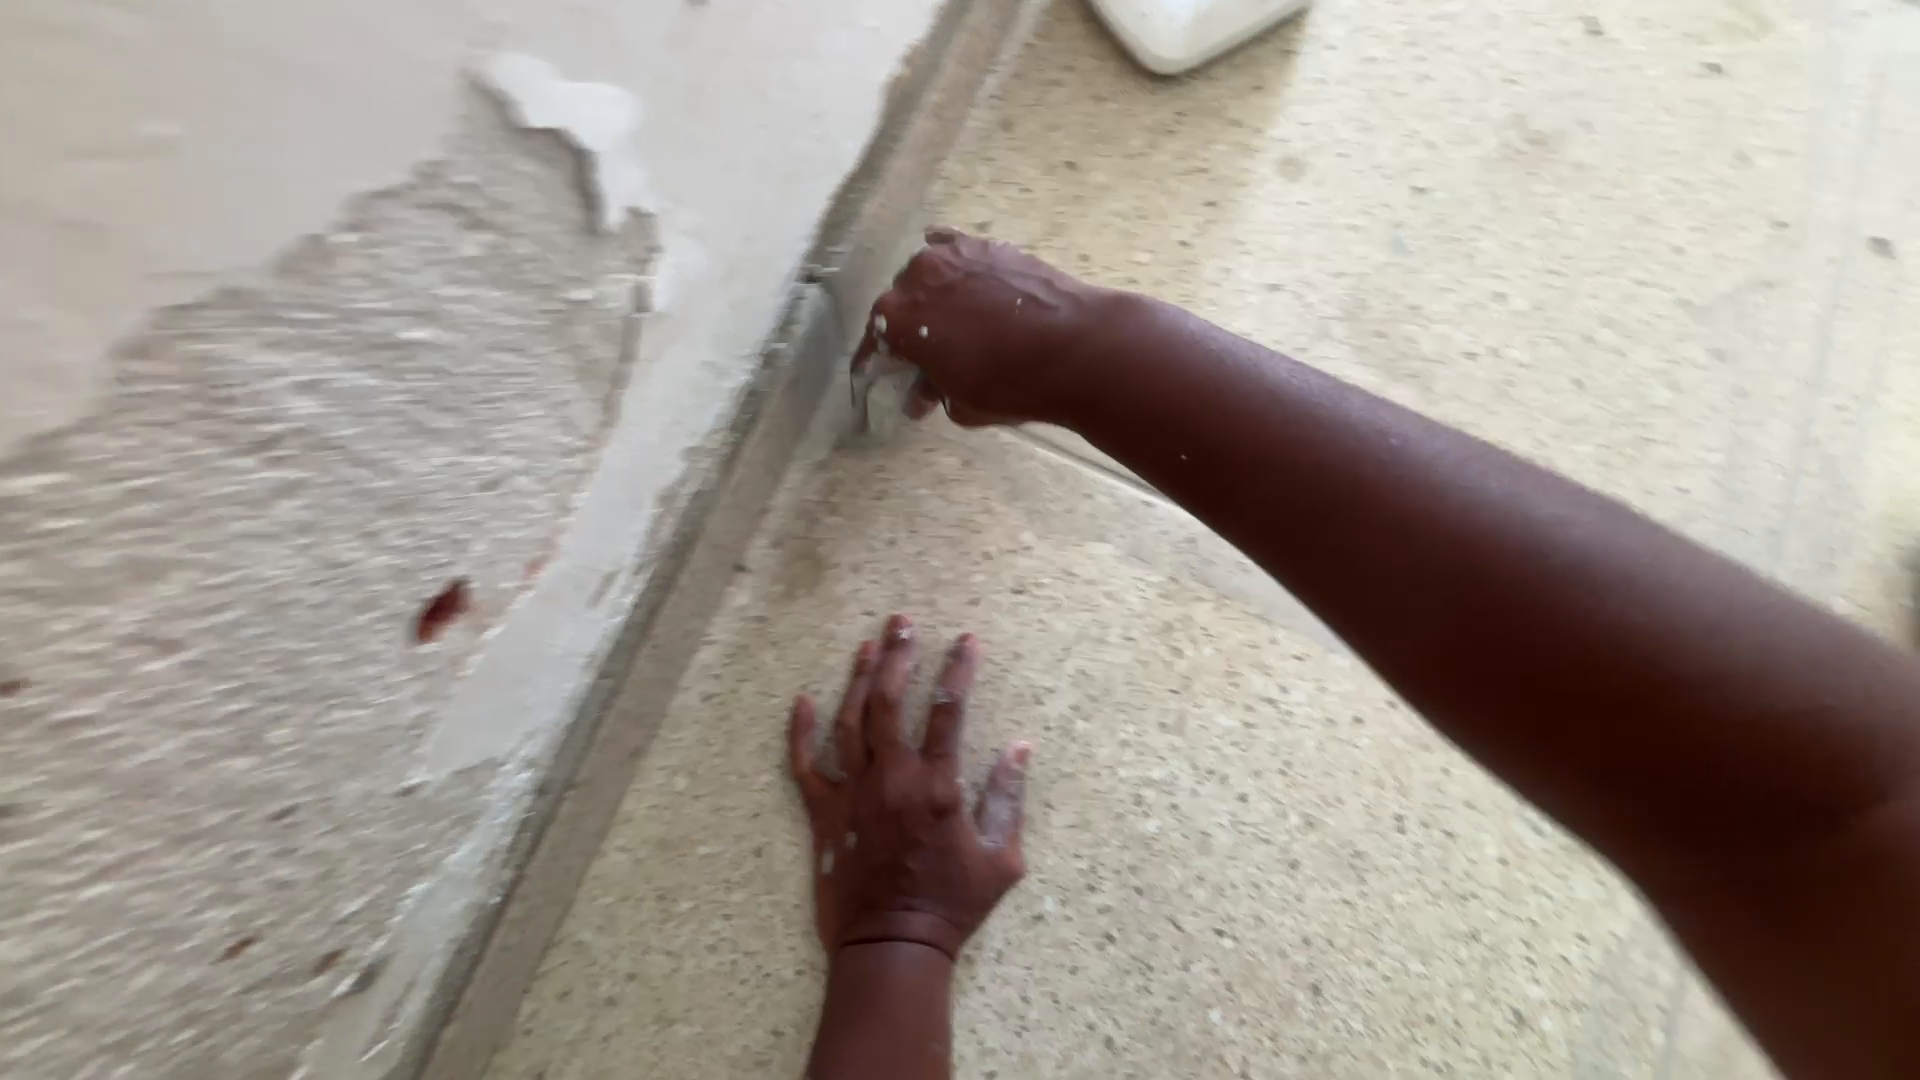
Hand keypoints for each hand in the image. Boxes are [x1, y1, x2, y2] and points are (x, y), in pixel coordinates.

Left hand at [789, 614, 1030, 958]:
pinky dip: (800, 732)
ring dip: (858, 679)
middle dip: (899, 657)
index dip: (959, 670)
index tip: (965, 640)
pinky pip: (804, 765)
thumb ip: (1009, 799)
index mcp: (938, 788)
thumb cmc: (952, 905)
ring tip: (868, 644)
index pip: (949, 712)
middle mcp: (893, 779)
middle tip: (903, 623)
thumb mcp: (1002, 859)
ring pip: (850, 721)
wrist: (892, 946)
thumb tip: (1019, 747)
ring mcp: (853, 794)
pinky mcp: (823, 814)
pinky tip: (802, 700)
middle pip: (891, 702)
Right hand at [852, 227, 1109, 426]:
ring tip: (946, 323)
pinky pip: (956, 252)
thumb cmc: (1010, 384)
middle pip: (901, 305)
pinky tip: (954, 272)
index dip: (877, 363)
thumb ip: (932, 392)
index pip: (876, 343)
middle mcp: (916, 276)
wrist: (1076, 348)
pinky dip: (952, 266)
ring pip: (928, 277)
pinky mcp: (988, 245)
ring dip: (931, 299)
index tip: (879, 376)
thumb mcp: (960, 403)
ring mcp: (953, 253)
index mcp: (897, 318)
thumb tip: (922, 394)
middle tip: (923, 357)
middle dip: (908, 331)